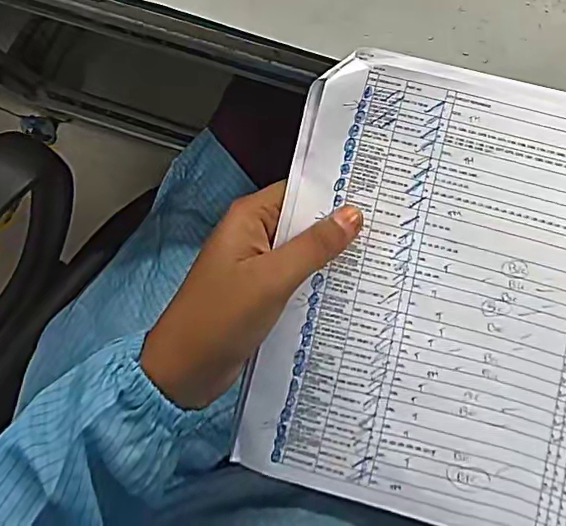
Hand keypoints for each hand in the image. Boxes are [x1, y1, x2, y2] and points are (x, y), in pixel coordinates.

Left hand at [141, 182, 362, 408]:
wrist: (180, 375)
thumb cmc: (219, 318)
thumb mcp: (272, 279)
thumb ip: (314, 247)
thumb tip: (353, 214)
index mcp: (249, 217)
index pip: (298, 191)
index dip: (332, 192)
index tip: (372, 193)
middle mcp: (253, 234)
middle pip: (302, 220)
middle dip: (338, 225)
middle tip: (385, 225)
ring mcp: (257, 264)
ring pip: (302, 251)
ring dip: (330, 256)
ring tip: (377, 253)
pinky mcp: (261, 292)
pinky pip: (296, 277)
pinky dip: (318, 280)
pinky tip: (349, 287)